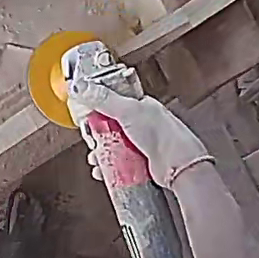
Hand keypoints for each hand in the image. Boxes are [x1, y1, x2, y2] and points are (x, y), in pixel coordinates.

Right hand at [67, 80, 213, 188]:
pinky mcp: (140, 163)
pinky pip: (119, 164)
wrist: (179, 166)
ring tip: (96, 159)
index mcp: (142, 106)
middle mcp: (142, 124)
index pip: (113, 102)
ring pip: (113, 147)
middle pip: (110, 127)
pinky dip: (109, 168)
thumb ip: (102, 98)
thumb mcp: (127, 111)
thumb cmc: (163, 134)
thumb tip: (79, 86)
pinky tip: (104, 171)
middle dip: (97, 136)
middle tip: (91, 140)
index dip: (97, 109)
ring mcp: (141, 145)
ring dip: (101, 154)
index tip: (85, 115)